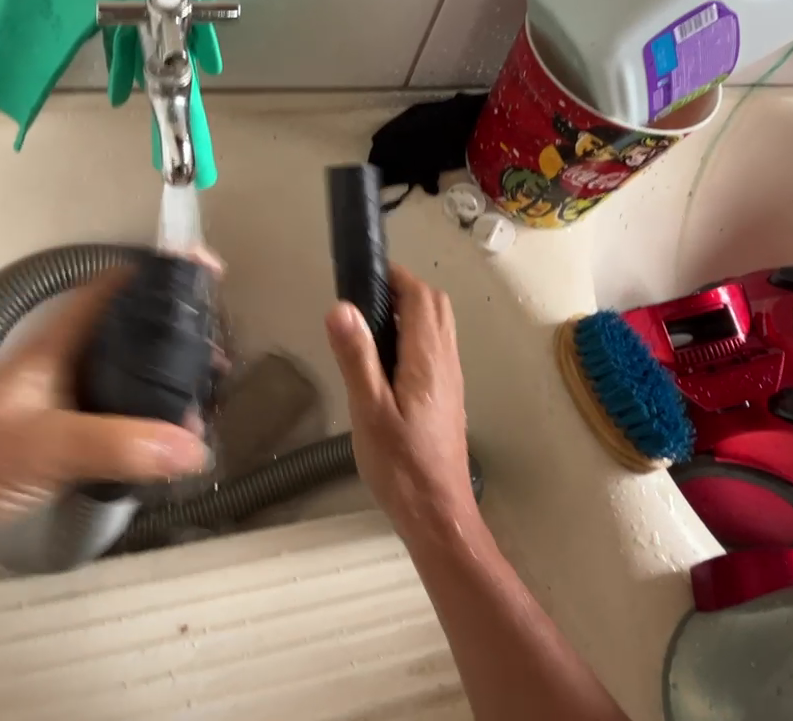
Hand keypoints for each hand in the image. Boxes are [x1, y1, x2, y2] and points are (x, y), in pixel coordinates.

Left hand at [0, 271, 210, 551]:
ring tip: (201, 395)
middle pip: (125, 333)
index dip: (154, 272)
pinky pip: (112, 416)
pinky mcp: (55, 438)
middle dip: (173, 334)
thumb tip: (190, 446)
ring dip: (161, 381)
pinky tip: (164, 440)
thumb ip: (117, 446)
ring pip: (122, 377)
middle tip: (213, 347)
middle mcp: (58, 366)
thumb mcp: (44, 447)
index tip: (199, 271)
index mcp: (52, 348)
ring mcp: (56, 402)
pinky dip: (143, 420)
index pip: (109, 289)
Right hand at [326, 264, 476, 540]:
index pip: (421, 297)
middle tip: (364, 300)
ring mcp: (450, 381)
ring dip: (410, 313)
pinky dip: (414, 337)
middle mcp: (446, 362)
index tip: (362, 278)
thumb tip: (342, 307)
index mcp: (428, 359)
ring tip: (369, 327)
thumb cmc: (401, 466)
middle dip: (404, 290)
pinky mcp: (446, 399)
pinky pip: (435, 350)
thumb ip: (356, 358)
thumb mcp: (369, 411)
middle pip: (435, 306)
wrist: (438, 515)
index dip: (395, 278)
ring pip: (438, 328)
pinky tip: (385, 363)